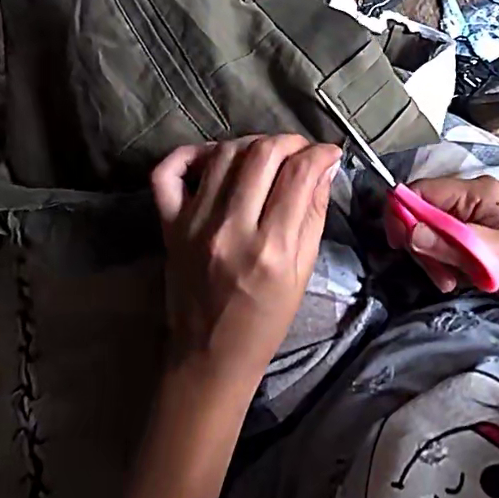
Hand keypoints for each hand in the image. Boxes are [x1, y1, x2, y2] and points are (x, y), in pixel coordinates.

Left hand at [150, 135, 341, 376]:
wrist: (210, 356)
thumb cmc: (266, 320)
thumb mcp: (304, 271)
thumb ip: (314, 214)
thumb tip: (325, 167)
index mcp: (271, 247)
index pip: (299, 174)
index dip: (321, 153)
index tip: (329, 153)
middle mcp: (230, 229)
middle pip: (262, 154)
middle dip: (291, 141)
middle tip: (302, 151)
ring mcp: (193, 224)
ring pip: (224, 153)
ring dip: (253, 143)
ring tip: (268, 153)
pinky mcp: (169, 225)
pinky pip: (169, 172)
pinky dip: (192, 153)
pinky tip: (216, 156)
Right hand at [389, 176, 498, 321]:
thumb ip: (454, 243)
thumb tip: (412, 231)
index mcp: (479, 192)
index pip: (423, 190)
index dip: (404, 213)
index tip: (400, 245)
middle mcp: (471, 199)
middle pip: (421, 211)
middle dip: (421, 243)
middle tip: (440, 274)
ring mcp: (471, 218)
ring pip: (427, 232)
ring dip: (432, 259)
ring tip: (452, 281)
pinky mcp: (471, 238)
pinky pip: (440, 246)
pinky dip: (441, 264)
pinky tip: (457, 280)